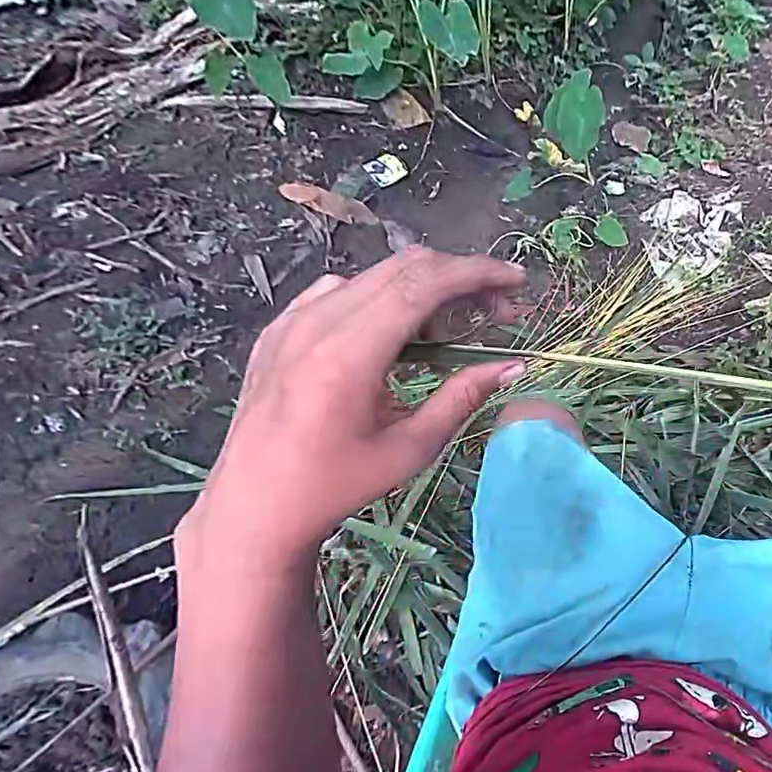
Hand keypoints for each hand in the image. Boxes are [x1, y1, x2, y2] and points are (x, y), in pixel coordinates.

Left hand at [175, 248, 525, 576]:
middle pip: (404, 268)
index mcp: (350, 353)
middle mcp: (318, 322)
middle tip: (498, 309)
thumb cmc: (338, 484)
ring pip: (375, 275)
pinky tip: (398, 330)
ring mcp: (293, 319)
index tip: (515, 282)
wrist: (256, 503)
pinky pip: (341, 290)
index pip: (424, 285)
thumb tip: (512, 367)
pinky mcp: (281, 327)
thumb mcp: (410, 448)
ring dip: (426, 288)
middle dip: (461, 278)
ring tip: (455, 325)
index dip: (477, 274)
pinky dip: (385, 297)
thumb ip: (463, 398)